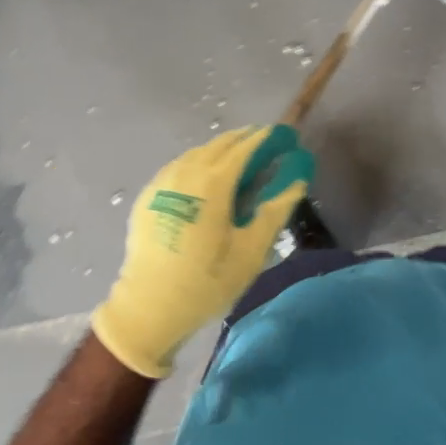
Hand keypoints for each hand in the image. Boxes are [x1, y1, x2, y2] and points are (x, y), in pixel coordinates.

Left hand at [90, 125, 313, 377]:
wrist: (148, 309)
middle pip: (219, 144)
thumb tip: (297, 180)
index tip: (283, 135)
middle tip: (264, 143)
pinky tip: (204, 177)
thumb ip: (275, 211)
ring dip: (219, 149)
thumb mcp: (250, 252)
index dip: (265, 138)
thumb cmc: (205, 283)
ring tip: (238, 158)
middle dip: (243, 139)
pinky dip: (197, 162)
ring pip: (196, 153)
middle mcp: (186, 173)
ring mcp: (163, 182)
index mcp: (212, 183)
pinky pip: (178, 166)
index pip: (244, 148)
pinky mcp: (148, 195)